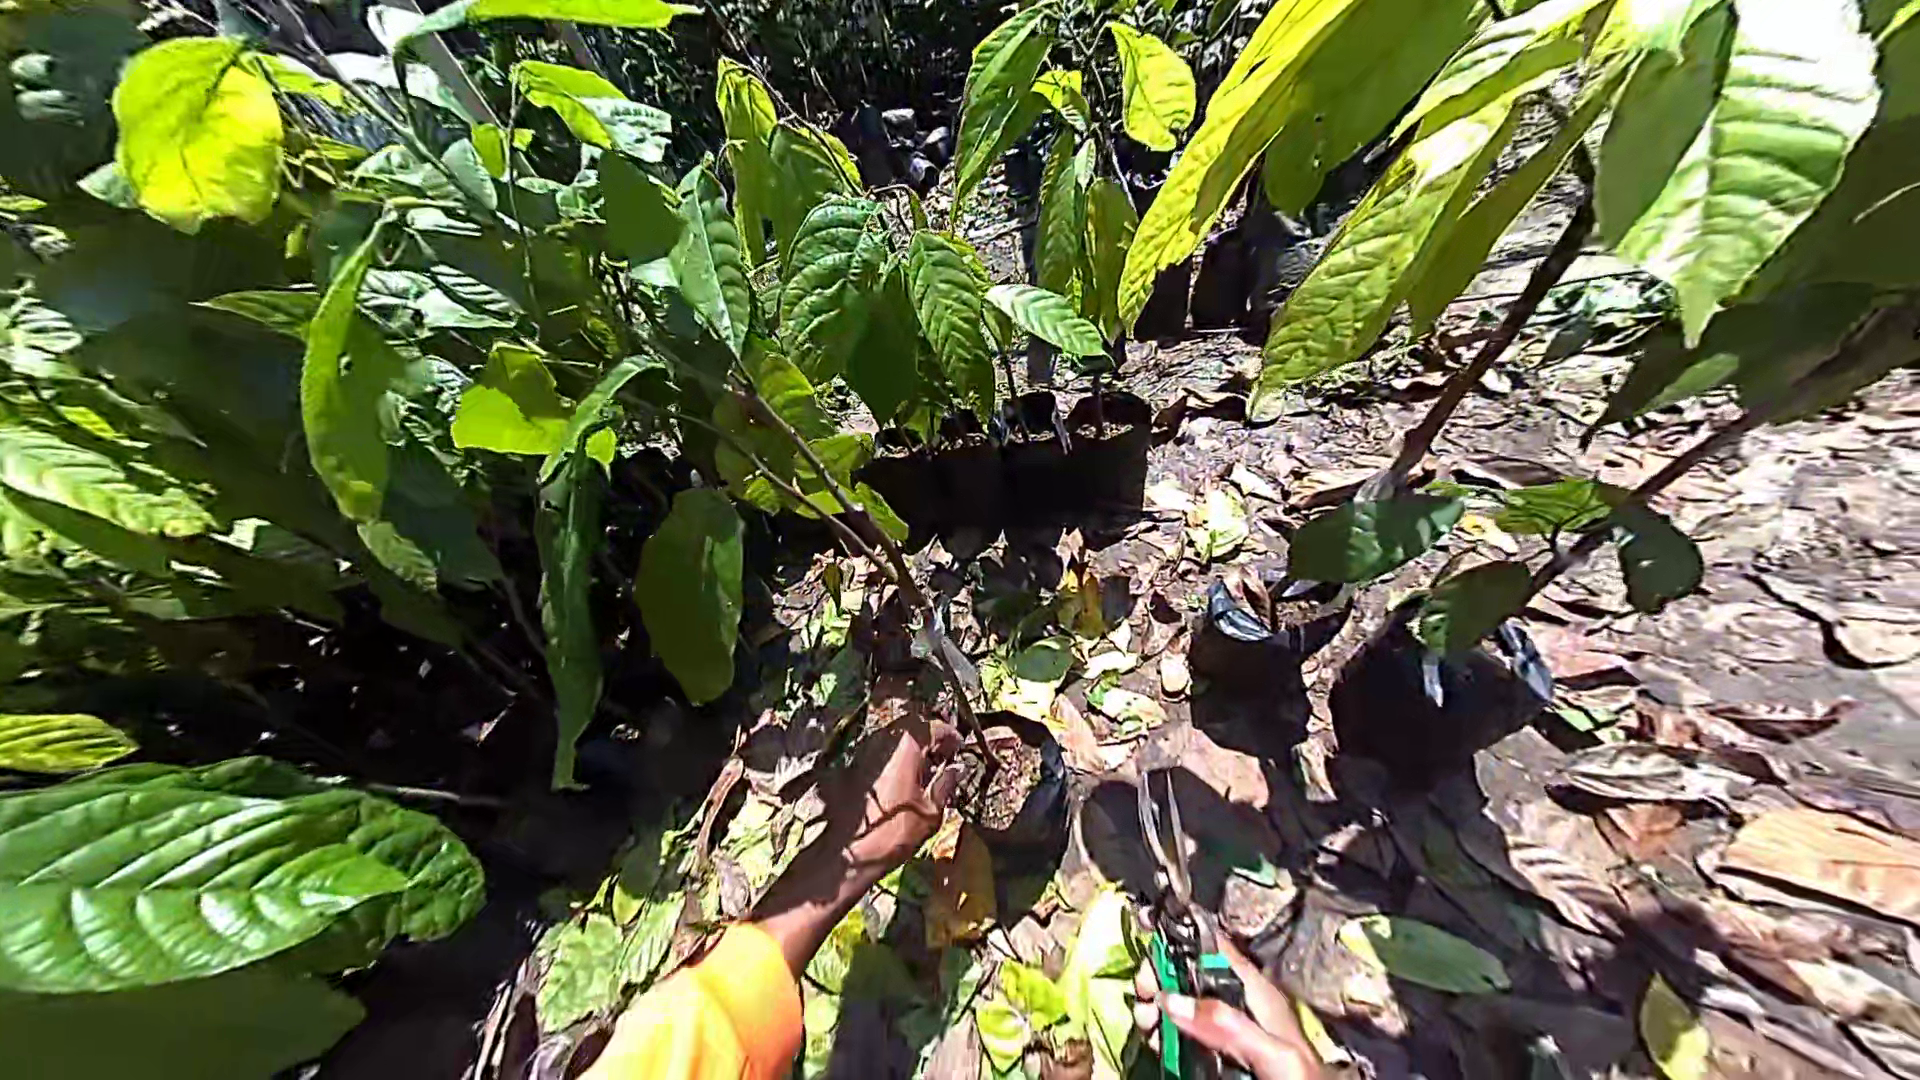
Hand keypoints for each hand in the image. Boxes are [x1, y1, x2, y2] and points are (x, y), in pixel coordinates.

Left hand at [751, 710, 959, 974]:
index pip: (932, 727)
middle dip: (931, 733)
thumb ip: (945, 784)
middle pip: (912, 724)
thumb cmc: (892, 834)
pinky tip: (906, 775)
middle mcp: (884, 743)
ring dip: (914, 743)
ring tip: (928, 763)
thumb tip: (957, 768)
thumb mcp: (930, 813)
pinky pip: (883, 748)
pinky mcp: (856, 765)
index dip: (949, 734)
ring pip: (896, 734)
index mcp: (905, 750)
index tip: (959, 745)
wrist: (849, 854)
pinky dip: (898, 754)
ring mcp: (867, 752)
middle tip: (945, 751)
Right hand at [1132, 937, 1325, 1079]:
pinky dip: (1160, 1033)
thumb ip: (1228, 1024)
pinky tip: (1153, 1040)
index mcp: (1253, 989)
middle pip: (1186, 973)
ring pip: (1178, 1004)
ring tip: (1145, 1022)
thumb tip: (1171, 1001)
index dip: (1178, 937)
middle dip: (1159, 977)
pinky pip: (1178, 1035)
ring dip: (1155, 1007)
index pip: (1211, 945)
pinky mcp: (1213, 1058)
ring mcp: (1223, 1031)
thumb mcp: (1277, 1056)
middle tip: (1143, 994)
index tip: (1149, 945)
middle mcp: (1234, 1003)